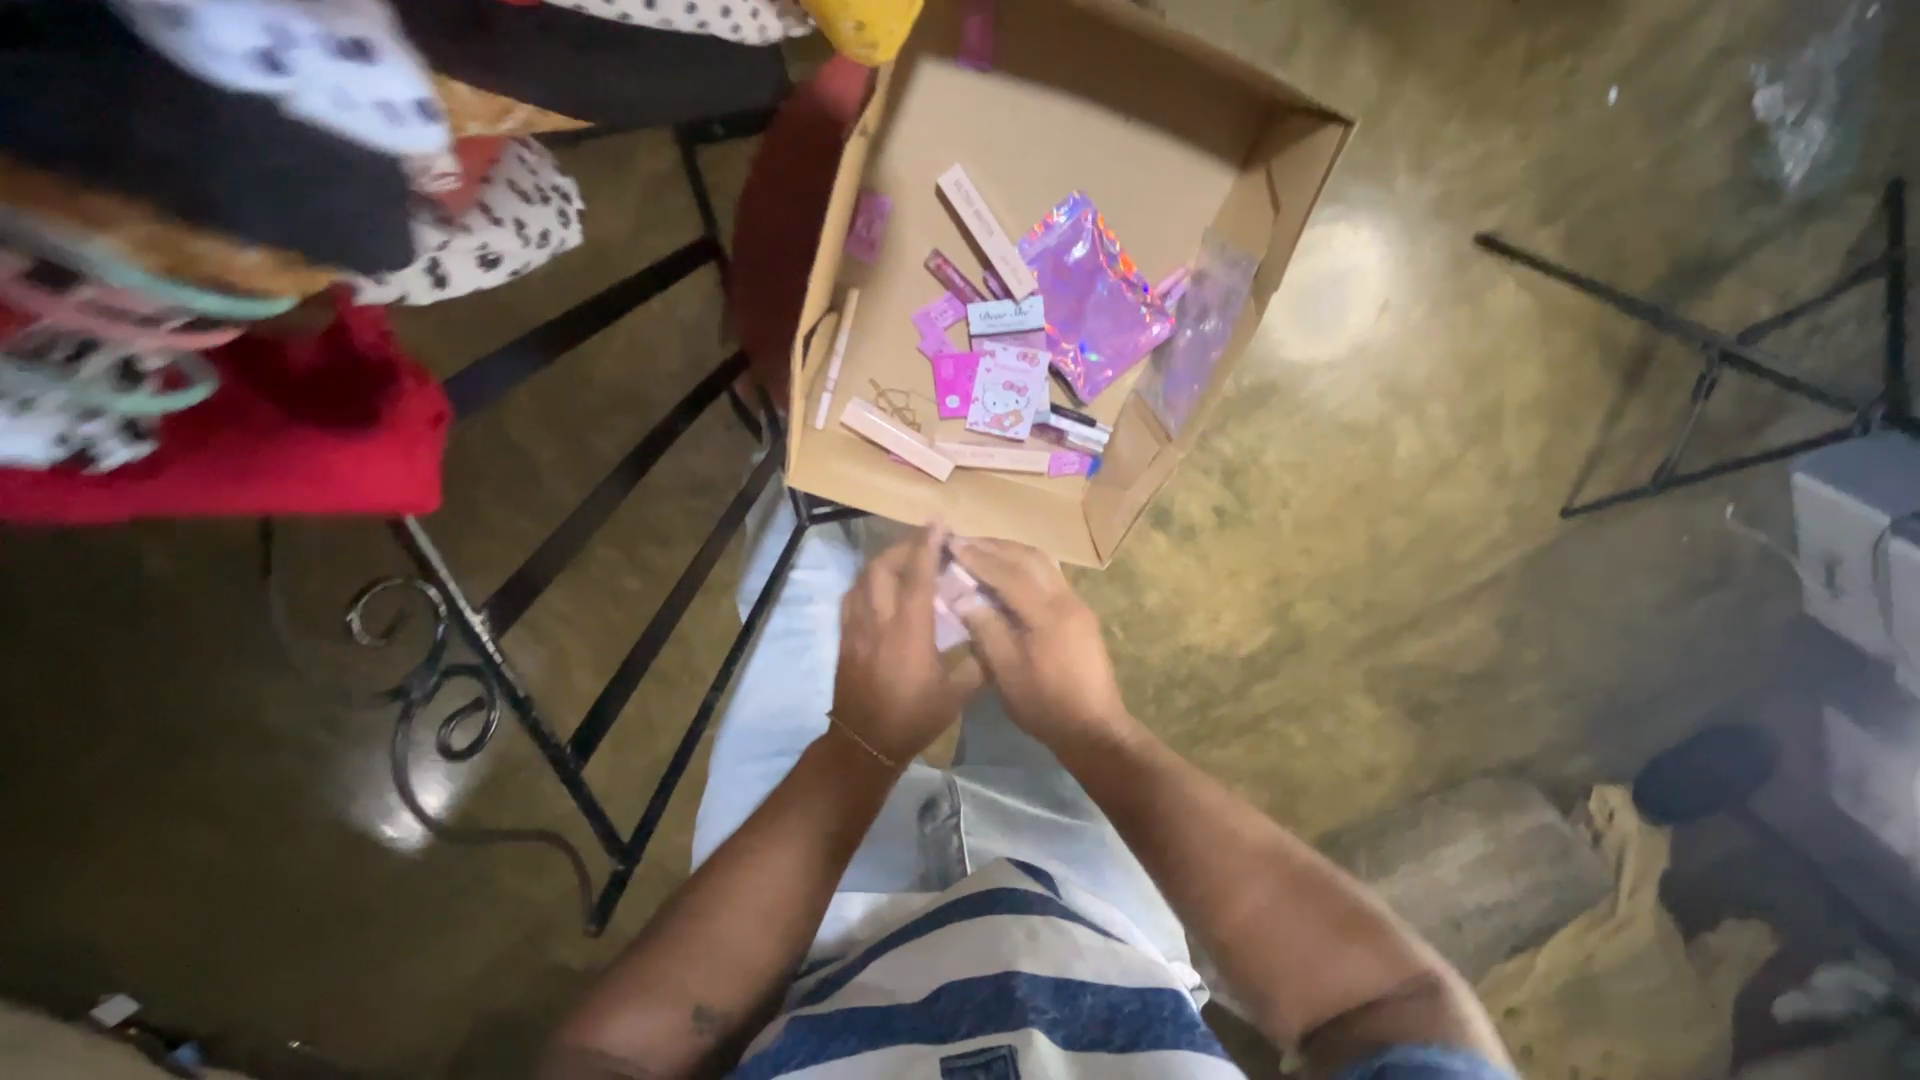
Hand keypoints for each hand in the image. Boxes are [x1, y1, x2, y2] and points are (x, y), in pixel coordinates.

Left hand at [832, 524, 983, 765]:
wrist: (864, 744)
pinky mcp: (844, 639)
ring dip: (883, 562)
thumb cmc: (912, 718)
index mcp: (908, 630)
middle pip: (883, 568)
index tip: (938, 524)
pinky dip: (867, 582)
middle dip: (903, 548)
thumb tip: (995, 638)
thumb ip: (977, 663)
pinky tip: (879, 587)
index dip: (928, 546)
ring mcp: (856, 628)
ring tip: (903, 560)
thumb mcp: (955, 696)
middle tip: (924, 543)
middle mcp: (878, 620)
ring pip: (863, 580)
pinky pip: (852, 597)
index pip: (918, 576)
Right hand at [950, 538, 1135, 748]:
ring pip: (1043, 564)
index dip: (978, 558)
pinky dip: (1025, 567)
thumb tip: (961, 595)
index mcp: (1048, 613)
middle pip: (1030, 557)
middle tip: (963, 542)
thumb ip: (985, 628)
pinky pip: (1049, 577)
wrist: (1094, 729)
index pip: (1008, 573)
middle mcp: (1067, 600)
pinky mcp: (1079, 615)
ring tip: (982, 552)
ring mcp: (1077, 605)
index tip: (951, 544)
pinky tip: (1006, 575)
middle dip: (995, 546)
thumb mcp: (1006, 672)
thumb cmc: (1045, 705)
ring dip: (1011, 553)